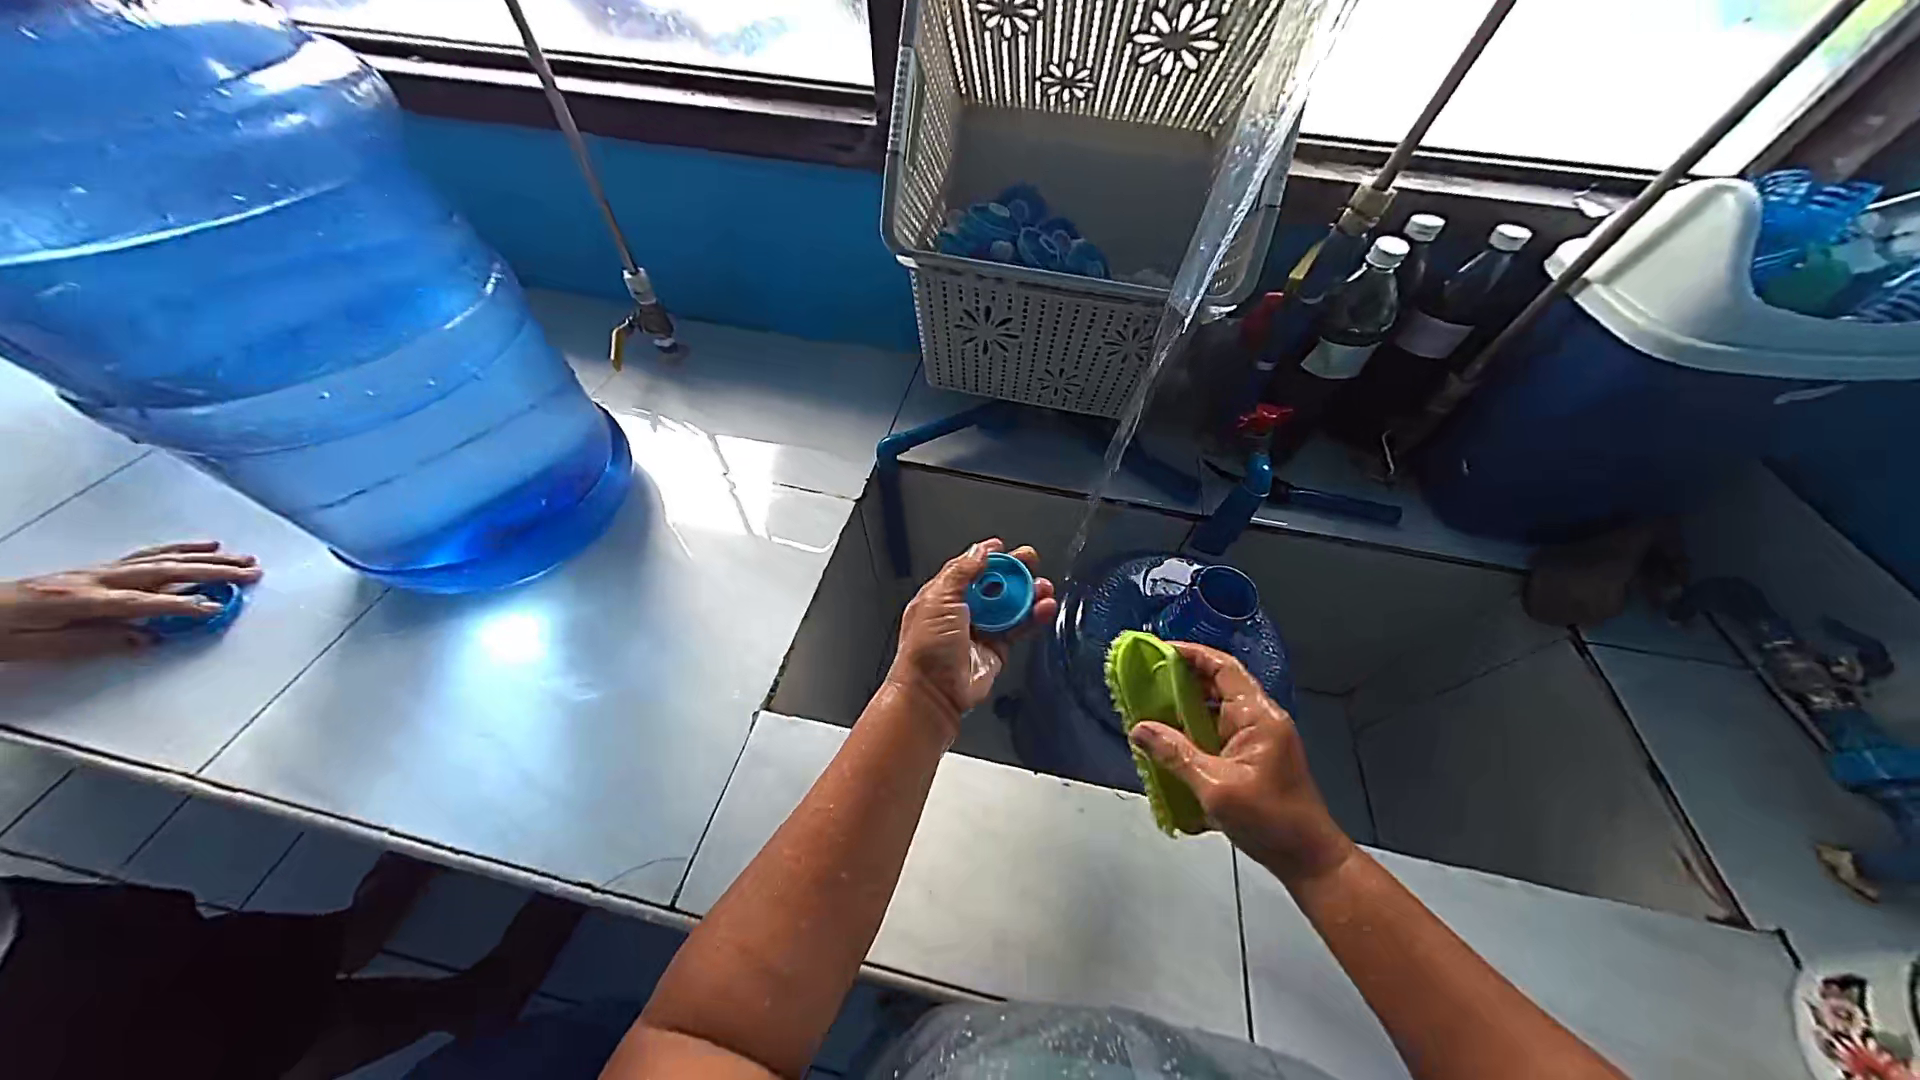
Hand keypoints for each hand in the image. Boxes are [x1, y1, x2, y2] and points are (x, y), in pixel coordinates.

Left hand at [0, 541, 262, 661]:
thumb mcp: (34, 647)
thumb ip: (95, 642)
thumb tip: (148, 638)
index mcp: (79, 599)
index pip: (145, 602)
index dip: (185, 605)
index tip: (220, 610)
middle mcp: (94, 579)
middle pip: (166, 571)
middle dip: (215, 572)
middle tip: (253, 574)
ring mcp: (96, 571)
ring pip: (163, 559)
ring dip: (208, 558)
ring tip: (242, 558)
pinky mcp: (96, 570)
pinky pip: (147, 555)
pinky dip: (179, 549)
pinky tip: (202, 547)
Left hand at [882, 539, 1057, 743]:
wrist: (934, 693)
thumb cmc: (925, 651)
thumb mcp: (939, 599)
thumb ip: (961, 572)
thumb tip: (980, 551)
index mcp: (942, 595)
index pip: (969, 568)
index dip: (987, 557)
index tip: (1004, 548)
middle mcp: (962, 611)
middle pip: (994, 584)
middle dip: (1014, 572)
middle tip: (1030, 562)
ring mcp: (981, 630)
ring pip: (1010, 605)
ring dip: (1028, 594)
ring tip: (1042, 587)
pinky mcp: (997, 649)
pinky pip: (1019, 628)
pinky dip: (1034, 617)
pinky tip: (1043, 607)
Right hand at [1128, 641, 1355, 884]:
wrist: (1309, 860)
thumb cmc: (1270, 820)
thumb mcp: (1216, 787)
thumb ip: (1175, 755)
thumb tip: (1138, 729)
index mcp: (1258, 716)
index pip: (1223, 668)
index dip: (1192, 653)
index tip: (1159, 650)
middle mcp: (1259, 719)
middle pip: (1217, 683)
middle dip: (1181, 678)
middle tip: (1145, 679)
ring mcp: (1256, 738)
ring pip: (1214, 708)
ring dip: (1184, 705)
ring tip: (1149, 706)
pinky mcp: (1250, 756)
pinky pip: (1216, 730)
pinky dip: (1192, 728)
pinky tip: (1168, 739)